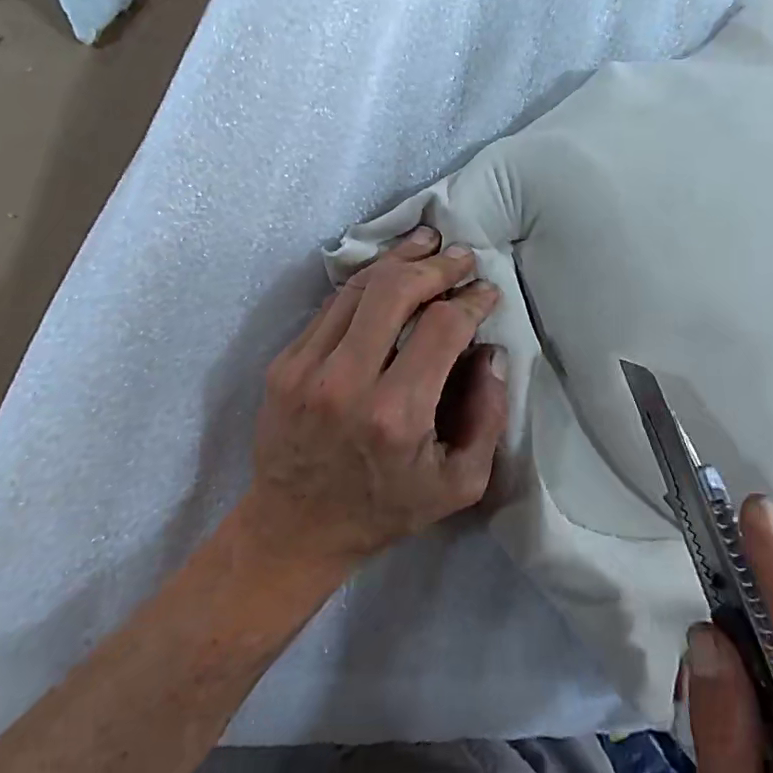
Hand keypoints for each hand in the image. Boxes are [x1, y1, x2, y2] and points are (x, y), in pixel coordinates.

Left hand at [235, 225, 508, 571]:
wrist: (292, 529)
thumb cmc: (386, 508)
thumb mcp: (461, 483)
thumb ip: (488, 416)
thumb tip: (488, 352)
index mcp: (396, 415)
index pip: (442, 328)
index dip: (472, 301)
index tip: (488, 293)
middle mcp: (347, 383)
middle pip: (395, 291)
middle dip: (437, 265)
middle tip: (462, 255)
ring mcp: (307, 369)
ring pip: (359, 288)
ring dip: (400, 259)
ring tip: (428, 243)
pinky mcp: (284, 365)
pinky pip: (332, 306)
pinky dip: (367, 282)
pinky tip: (390, 272)